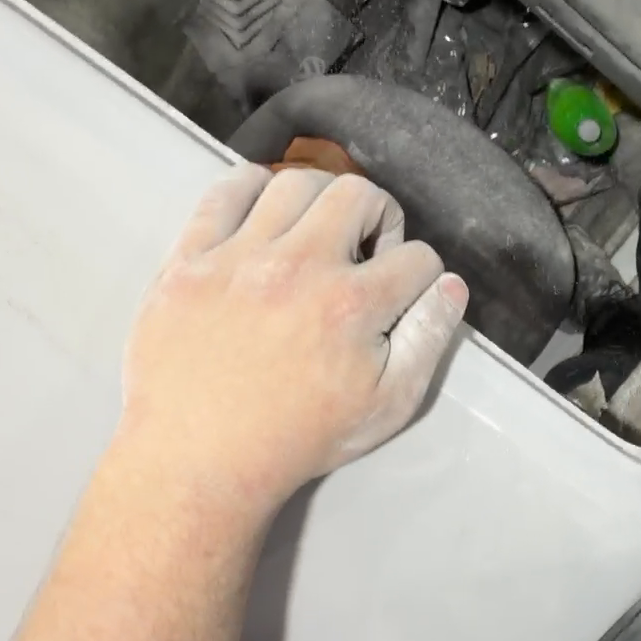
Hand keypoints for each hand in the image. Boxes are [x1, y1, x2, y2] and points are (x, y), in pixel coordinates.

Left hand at [115, 164, 468, 515]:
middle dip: (381, 218)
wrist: (200, 459)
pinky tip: (265, 217)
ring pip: (296, 181)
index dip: (422, 273)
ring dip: (322, 201)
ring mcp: (239, 258)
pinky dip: (253, 188)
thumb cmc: (304, 435)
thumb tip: (451, 285)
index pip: (418, 256)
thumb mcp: (390, 404)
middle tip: (367, 254)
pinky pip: (223, 192)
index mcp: (353, 305)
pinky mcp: (188, 259)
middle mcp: (299, 266)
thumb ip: (429, 339)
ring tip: (317, 235)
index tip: (402, 294)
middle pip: (360, 195)